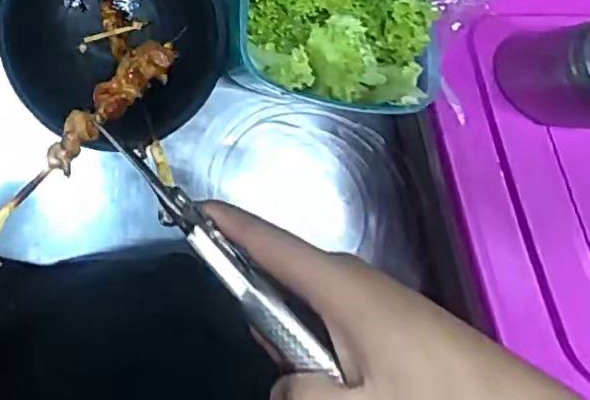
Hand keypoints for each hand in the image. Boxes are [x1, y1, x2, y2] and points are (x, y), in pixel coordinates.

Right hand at [205, 202, 575, 399]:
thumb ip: (301, 393)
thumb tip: (283, 386)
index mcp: (335, 282)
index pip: (262, 237)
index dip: (221, 220)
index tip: (187, 208)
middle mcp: (353, 279)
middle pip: (281, 275)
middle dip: (262, 308)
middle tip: (280, 365)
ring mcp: (381, 302)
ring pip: (312, 310)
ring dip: (301, 343)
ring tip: (330, 389)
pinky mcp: (402, 328)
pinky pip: (342, 327)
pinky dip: (331, 353)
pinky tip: (355, 390)